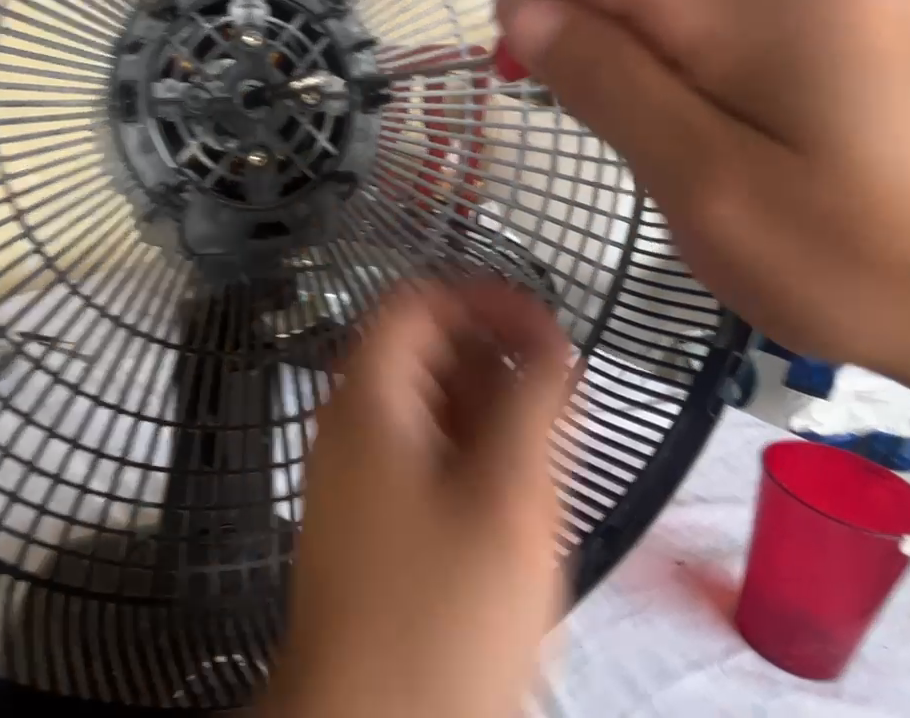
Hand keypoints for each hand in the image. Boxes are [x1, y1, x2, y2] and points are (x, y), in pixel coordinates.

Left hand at [264, 282, 572, 717]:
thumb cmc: (437, 611)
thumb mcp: (505, 498)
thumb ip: (532, 406)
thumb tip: (550, 346)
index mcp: (368, 401)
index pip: (414, 304)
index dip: (480, 299)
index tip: (543, 324)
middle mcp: (350, 425)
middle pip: (421, 353)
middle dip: (494, 356)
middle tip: (559, 390)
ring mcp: (357, 473)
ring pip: (426, 406)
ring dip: (490, 406)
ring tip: (550, 439)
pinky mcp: (372, 517)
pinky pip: (422, 454)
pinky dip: (471, 449)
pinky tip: (515, 487)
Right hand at [494, 0, 909, 512]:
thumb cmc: (851, 263)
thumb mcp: (704, 185)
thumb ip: (610, 88)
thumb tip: (529, 18)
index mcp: (776, 0)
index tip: (500, 57)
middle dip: (578, 11)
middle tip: (542, 93)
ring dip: (627, 31)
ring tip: (607, 112)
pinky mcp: (868, 24)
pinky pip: (738, 11)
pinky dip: (679, 44)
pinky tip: (680, 107)